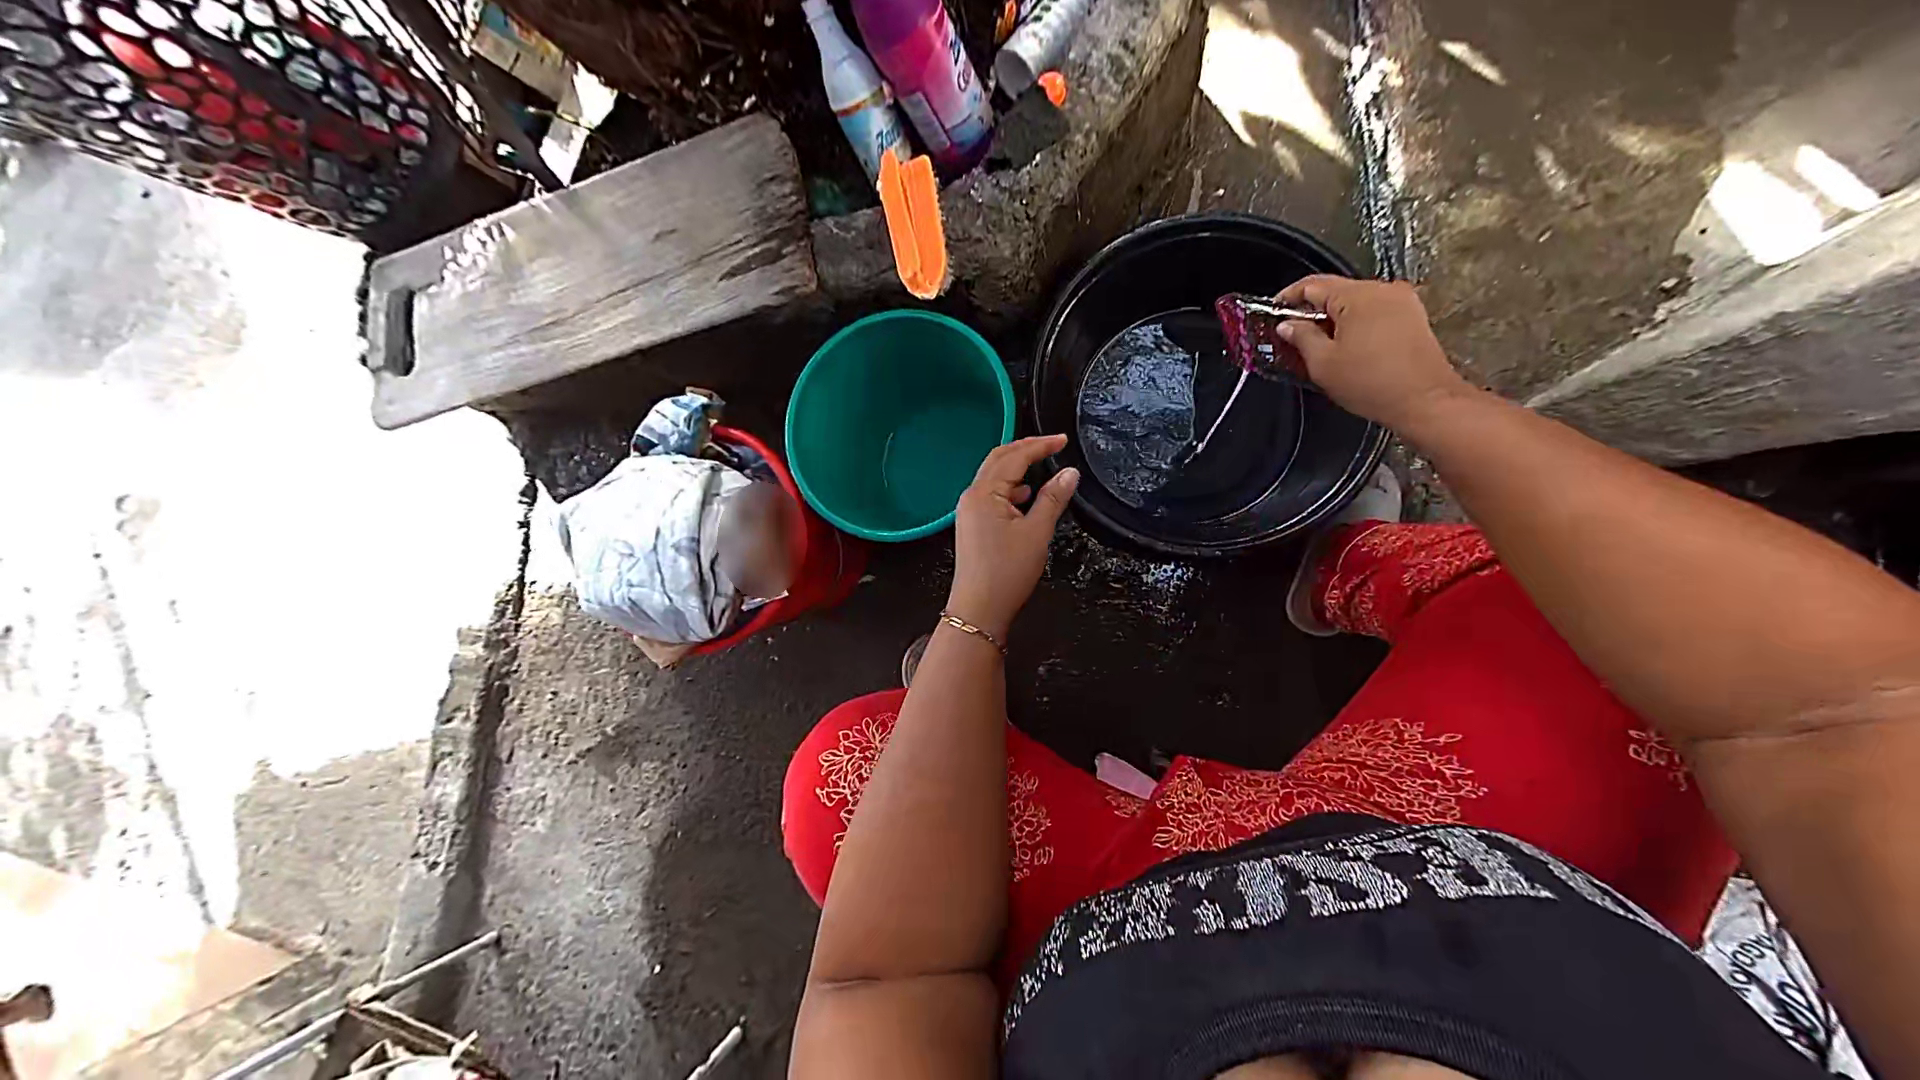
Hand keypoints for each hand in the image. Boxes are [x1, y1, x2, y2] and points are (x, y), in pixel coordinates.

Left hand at [946, 434, 1079, 640]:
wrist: (979, 609)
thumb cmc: (1005, 574)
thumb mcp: (1037, 533)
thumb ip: (1053, 498)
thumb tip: (1069, 473)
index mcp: (983, 493)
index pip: (1014, 457)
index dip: (1040, 444)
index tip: (1061, 439)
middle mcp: (971, 498)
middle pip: (998, 460)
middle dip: (1025, 449)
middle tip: (1052, 444)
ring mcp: (969, 512)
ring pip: (994, 478)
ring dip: (1018, 468)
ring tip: (1043, 466)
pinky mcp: (972, 526)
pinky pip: (992, 496)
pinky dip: (1011, 489)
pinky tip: (1026, 497)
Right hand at [1275, 276, 1473, 428]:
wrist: (1424, 400)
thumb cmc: (1374, 384)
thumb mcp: (1322, 363)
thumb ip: (1301, 337)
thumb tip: (1288, 326)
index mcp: (1358, 296)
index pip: (1313, 284)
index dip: (1289, 296)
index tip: (1275, 309)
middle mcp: (1383, 291)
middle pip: (1336, 291)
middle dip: (1311, 310)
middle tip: (1292, 333)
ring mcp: (1401, 302)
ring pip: (1355, 302)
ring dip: (1333, 319)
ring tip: (1318, 346)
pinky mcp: (1411, 317)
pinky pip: (1374, 312)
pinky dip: (1354, 324)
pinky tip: (1345, 348)